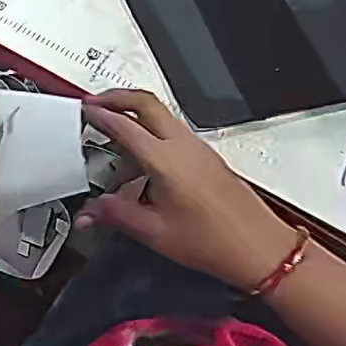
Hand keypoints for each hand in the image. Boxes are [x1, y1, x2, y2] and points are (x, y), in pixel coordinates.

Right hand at [78, 90, 297, 287]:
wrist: (260, 250)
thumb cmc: (215, 242)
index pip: (125, 125)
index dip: (100, 115)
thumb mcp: (153, 232)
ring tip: (113, 127)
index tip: (85, 111)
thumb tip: (90, 211)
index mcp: (166, 161)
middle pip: (146, 102)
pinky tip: (140, 156)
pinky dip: (150, 129)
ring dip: (134, 111)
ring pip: (161, 114)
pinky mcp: (205, 157)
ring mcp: (197, 148)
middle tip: (96, 102)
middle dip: (116, 96)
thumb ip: (115, 215)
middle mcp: (184, 146)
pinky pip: (172, 131)